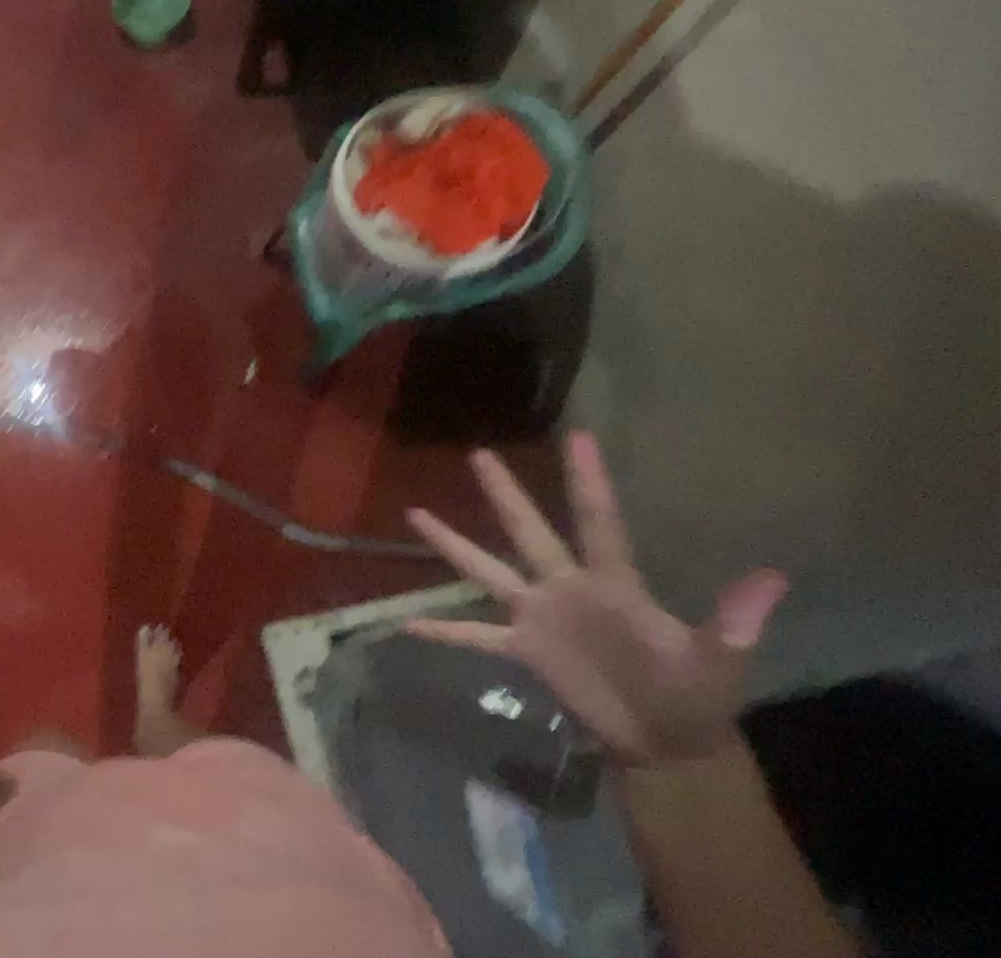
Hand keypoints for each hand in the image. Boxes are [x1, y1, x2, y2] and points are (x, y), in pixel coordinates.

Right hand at [403, 432, 788, 766]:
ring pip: (486, 571)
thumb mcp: (718, 660)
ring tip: (415, 514)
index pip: (598, 522)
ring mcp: (539, 616)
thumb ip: (733, 622)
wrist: (664, 740)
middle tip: (479, 454)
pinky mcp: (523, 649)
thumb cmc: (695, 694)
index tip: (576, 437)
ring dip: (453, 544)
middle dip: (504, 494)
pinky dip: (442, 632)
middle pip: (528, 532)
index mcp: (613, 583)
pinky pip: (474, 636)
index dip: (588, 481)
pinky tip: (404, 624)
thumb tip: (773, 578)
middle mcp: (566, 587)